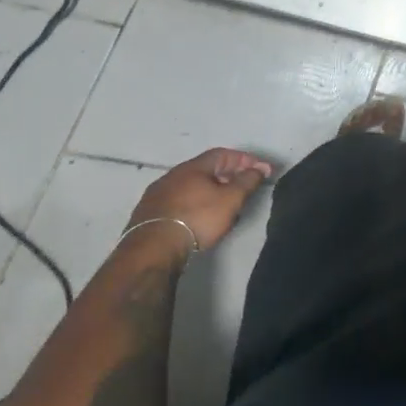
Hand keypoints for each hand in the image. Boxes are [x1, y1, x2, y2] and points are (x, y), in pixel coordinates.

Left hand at [127, 148, 272, 253]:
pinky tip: (197, 219)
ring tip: (221, 206)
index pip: (223, 154)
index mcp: (192, 168)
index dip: (245, 159)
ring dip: (207, 192)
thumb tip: (259, 168)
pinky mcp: (144, 216)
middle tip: (242, 188)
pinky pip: (176, 203)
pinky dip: (191, 205)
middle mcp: (170, 177)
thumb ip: (248, 180)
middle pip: (204, 170)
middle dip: (226, 176)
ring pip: (188, 188)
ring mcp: (154, 196)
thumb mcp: (232, 198)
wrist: (152, 251)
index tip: (261, 171)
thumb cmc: (198, 218)